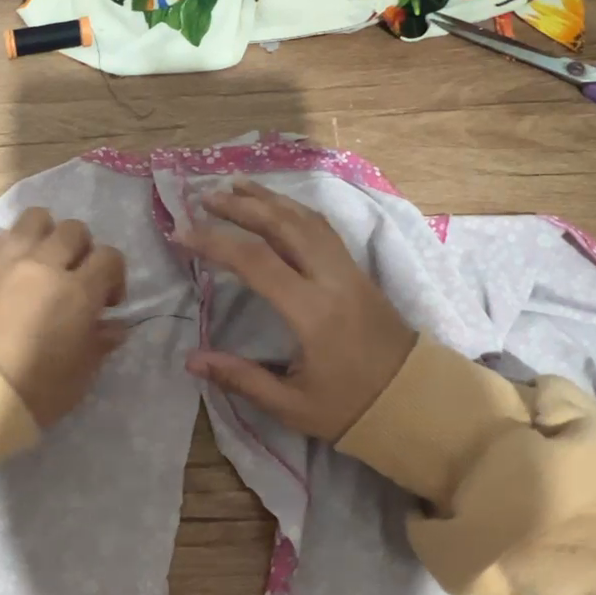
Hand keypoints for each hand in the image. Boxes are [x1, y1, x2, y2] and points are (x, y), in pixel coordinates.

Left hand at [0, 208, 127, 426]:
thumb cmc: (27, 392)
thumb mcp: (77, 379)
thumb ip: (98, 346)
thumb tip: (114, 326)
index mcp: (76, 292)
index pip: (109, 258)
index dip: (114, 277)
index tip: (106, 304)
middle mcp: (43, 264)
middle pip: (74, 231)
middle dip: (82, 251)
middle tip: (73, 280)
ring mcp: (4, 258)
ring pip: (35, 219)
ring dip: (46, 235)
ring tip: (41, 262)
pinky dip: (9, 244)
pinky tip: (6, 269)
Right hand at [178, 181, 415, 440]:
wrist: (414, 401)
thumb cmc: (349, 407)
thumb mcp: (292, 405)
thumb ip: (241, 379)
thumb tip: (191, 360)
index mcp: (313, 312)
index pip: (256, 262)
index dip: (215, 242)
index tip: (181, 233)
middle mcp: (332, 280)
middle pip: (284, 225)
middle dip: (241, 206)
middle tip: (204, 197)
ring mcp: (348, 271)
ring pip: (307, 219)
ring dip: (269, 199)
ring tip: (235, 187)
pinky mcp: (357, 271)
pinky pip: (323, 228)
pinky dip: (294, 210)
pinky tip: (276, 206)